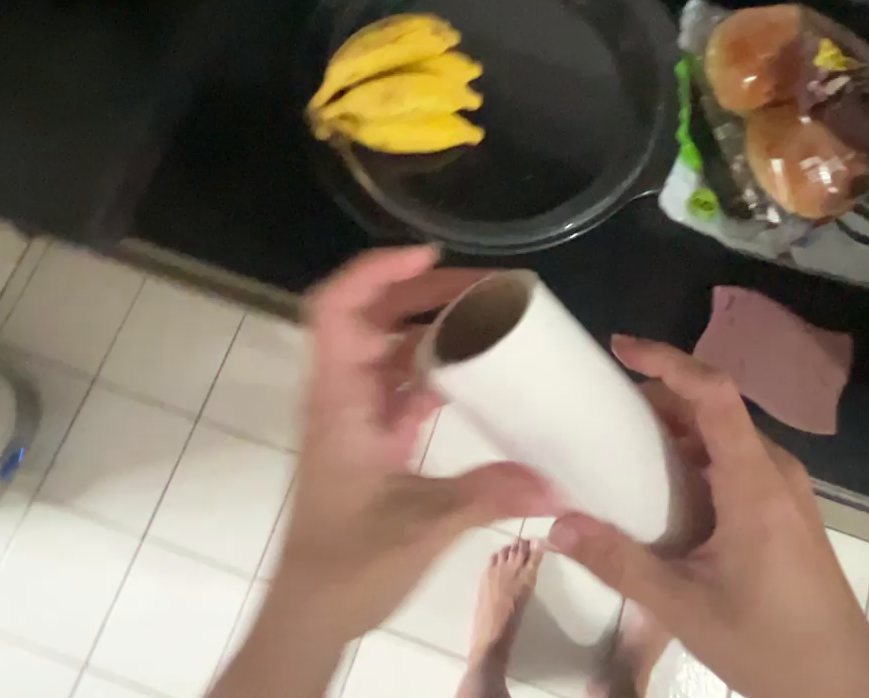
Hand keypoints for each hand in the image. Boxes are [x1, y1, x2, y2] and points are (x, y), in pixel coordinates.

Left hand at [261, 246, 555, 642]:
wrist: (311, 611)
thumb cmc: (348, 562)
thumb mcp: (422, 524)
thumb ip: (489, 494)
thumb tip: (557, 482)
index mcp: (338, 397)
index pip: (336, 308)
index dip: (375, 271)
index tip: (429, 256)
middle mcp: (341, 391)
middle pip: (371, 314)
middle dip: (423, 290)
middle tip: (483, 286)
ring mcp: (355, 410)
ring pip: (387, 344)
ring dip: (430, 323)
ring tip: (486, 314)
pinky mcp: (370, 431)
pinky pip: (400, 378)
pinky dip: (433, 364)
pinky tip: (473, 370)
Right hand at [547, 336, 868, 697]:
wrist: (849, 689)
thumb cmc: (774, 648)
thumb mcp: (688, 611)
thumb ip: (621, 565)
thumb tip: (557, 527)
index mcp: (754, 482)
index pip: (714, 393)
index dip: (668, 360)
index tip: (620, 348)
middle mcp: (773, 469)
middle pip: (712, 405)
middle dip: (657, 394)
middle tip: (602, 409)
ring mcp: (784, 485)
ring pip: (722, 429)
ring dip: (674, 424)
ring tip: (622, 442)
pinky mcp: (783, 504)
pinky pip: (732, 454)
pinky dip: (692, 450)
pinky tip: (662, 484)